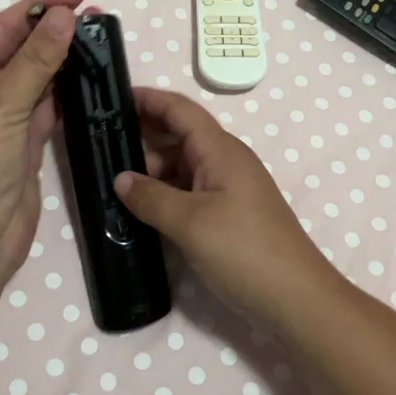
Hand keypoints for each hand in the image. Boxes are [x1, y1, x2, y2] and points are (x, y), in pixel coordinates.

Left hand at [0, 0, 94, 286]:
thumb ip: (35, 61)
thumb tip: (63, 15)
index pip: (3, 27)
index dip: (41, 3)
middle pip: (22, 47)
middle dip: (56, 23)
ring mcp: (2, 119)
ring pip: (38, 76)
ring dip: (65, 54)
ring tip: (100, 28)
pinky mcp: (24, 144)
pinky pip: (49, 105)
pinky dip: (69, 87)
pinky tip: (90, 70)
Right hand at [113, 88, 337, 322]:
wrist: (295, 298)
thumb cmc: (244, 249)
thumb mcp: (190, 222)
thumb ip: (151, 197)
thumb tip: (120, 179)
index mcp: (220, 150)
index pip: (180, 110)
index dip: (149, 99)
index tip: (113, 97)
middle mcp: (225, 161)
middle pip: (179, 137)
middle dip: (143, 137)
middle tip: (100, 146)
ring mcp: (228, 189)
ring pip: (182, 167)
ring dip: (151, 171)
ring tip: (112, 183)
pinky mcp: (228, 215)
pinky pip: (189, 192)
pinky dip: (165, 195)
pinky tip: (140, 210)